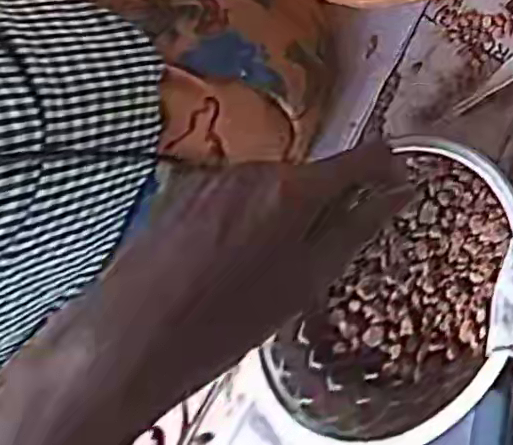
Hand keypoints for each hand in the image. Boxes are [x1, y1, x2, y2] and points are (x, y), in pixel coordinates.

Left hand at [0, 140, 415, 444]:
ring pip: (278, 182)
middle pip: (317, 171)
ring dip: (290, 207)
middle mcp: (258, 168)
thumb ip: (361, 226)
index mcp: (295, 187)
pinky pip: (240, 192)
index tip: (401, 181)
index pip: (364, 155)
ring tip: (272, 260)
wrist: (109, 356)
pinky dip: (253, 214)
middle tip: (327, 244)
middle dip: (332, 197)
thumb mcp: (306, 281)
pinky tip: (231, 260)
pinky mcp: (184, 193)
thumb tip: (404, 190)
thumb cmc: (220, 325)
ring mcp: (216, 178)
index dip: (390, 164)